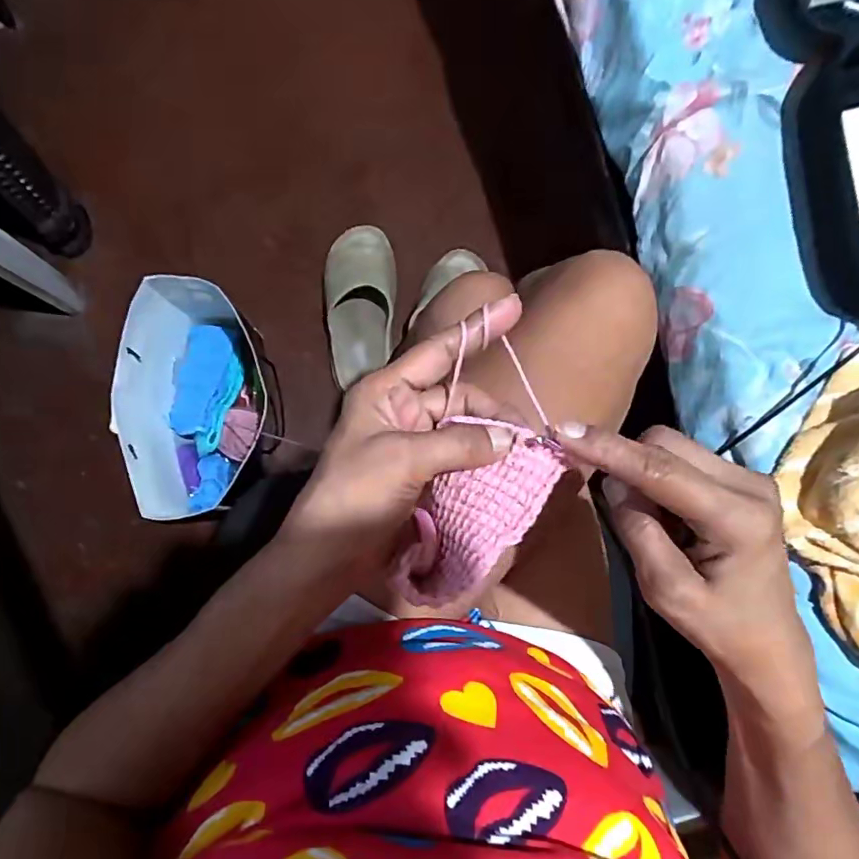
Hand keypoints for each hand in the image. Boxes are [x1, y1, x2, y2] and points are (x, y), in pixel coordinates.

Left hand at [280, 295, 523, 571]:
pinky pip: (458, 457)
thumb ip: (460, 443)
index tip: (513, 306)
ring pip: (462, 428)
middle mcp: (399, 411)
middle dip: (492, 409)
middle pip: (457, 396)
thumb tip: (510, 439)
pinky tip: (507, 467)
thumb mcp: (405, 459)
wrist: (331, 552)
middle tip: (527, 434)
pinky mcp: (420, 474)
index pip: (437, 352)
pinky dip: (481, 460)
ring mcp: (410, 444)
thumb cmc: (355, 494)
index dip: (475, 329)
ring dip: (491, 437)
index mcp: (385, 392)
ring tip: (525, 452)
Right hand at [559, 424, 820, 724]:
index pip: (660, 469)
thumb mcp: (666, 590)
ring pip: (672, 448)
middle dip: (625, 461)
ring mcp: (748, 479)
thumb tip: (614, 484)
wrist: (766, 642)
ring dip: (640, 472)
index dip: (609, 449)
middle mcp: (749, 484)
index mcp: (735, 516)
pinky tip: (663, 516)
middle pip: (666, 444)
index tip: (565, 431)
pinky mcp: (739, 482)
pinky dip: (656, 478)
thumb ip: (638, 532)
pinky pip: (682, 460)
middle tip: (614, 507)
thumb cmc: (717, 625)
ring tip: (646, 521)